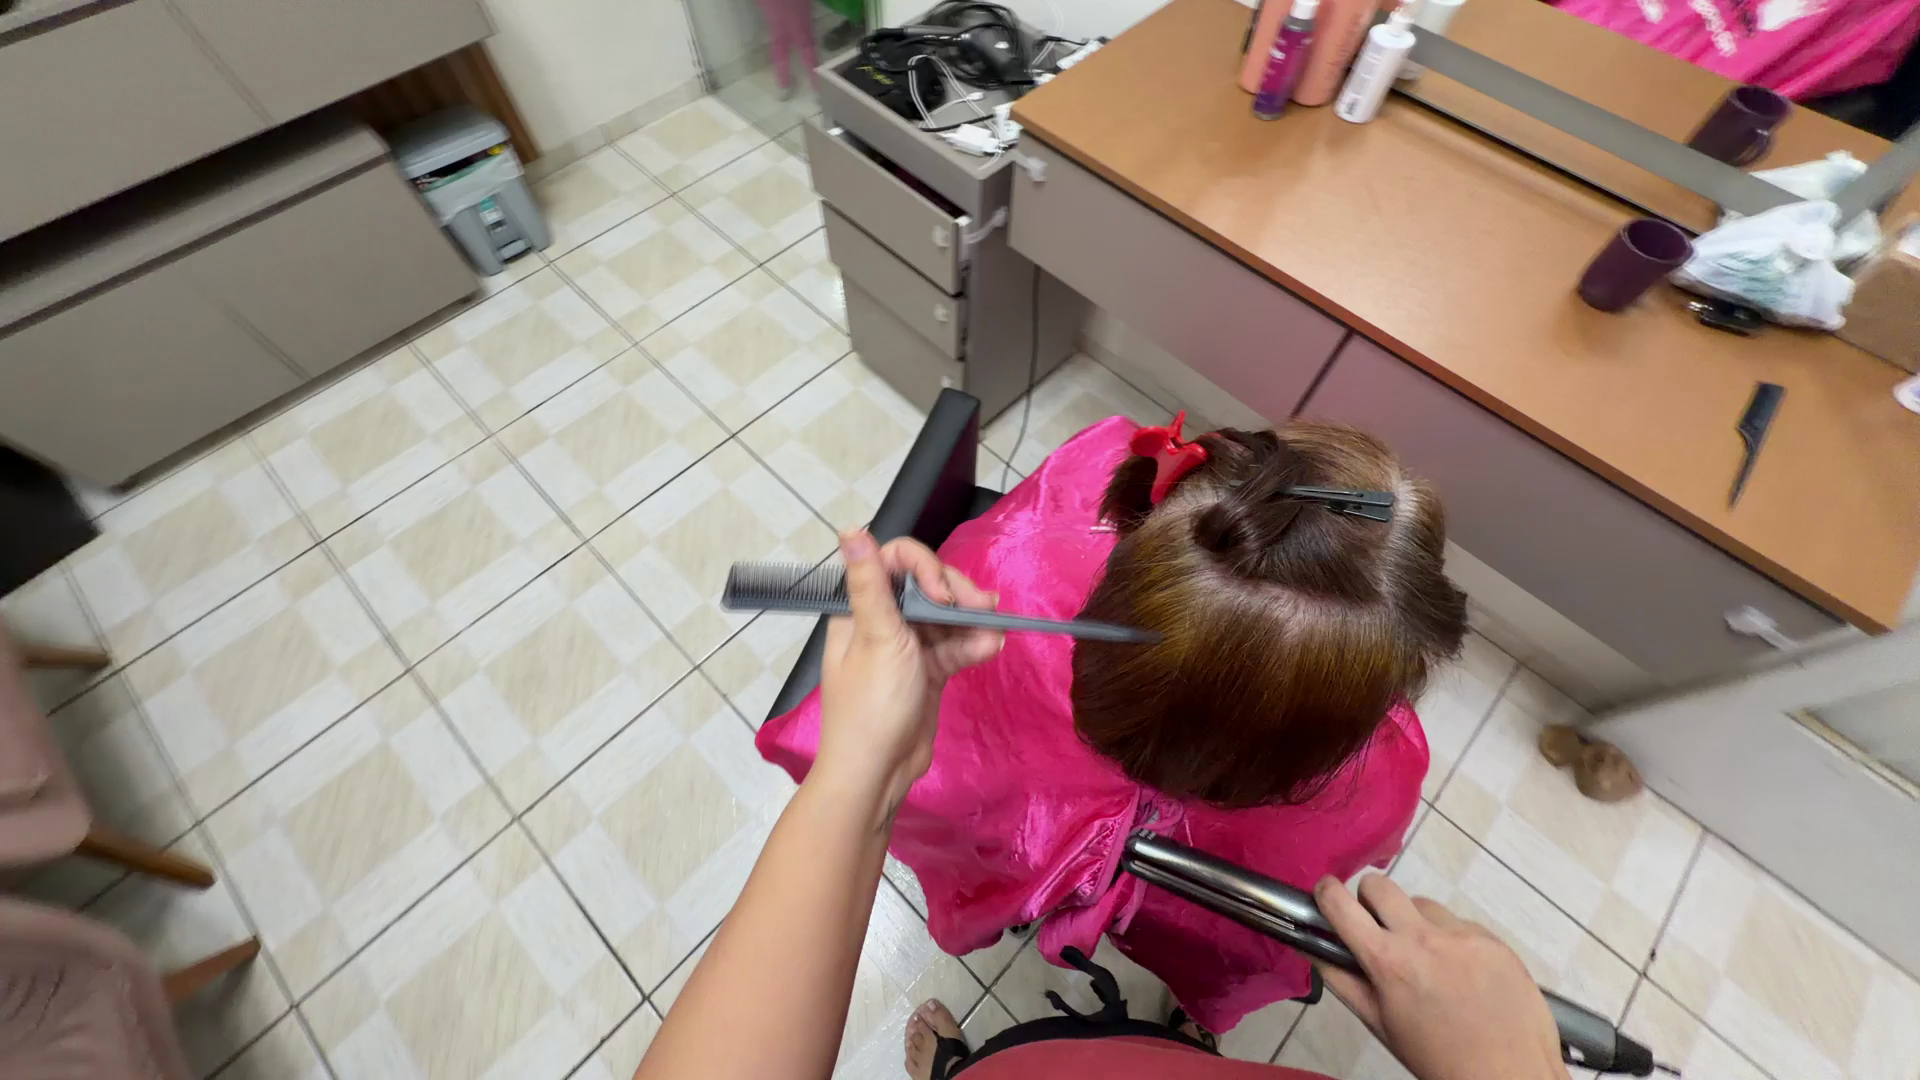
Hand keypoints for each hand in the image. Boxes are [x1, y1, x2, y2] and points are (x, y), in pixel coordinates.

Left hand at [814, 529, 1002, 820]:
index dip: (925, 568)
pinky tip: (990, 648)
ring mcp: (907, 646)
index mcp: (861, 608)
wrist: (878, 772)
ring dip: (971, 621)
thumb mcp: (877, 638)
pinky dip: (971, 645)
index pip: (895, 562)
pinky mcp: (927, 670)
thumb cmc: (872, 703)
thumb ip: (871, 583)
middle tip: (983, 607)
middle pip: (926, 587)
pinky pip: (953, 646)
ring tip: (994, 632)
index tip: (945, 594)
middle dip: (956, 594)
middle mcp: (882, 620)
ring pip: (945, 617)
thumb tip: (850, 528)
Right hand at [1314, 875, 1565, 1079]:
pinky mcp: (1494, 941)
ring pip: (1422, 904)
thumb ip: (1339, 979)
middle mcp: (1422, 938)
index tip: (1327, 896)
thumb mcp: (1379, 1023)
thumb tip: (1310, 945)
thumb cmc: (1436, 1057)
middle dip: (1371, 901)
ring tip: (1433, 959)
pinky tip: (1466, 972)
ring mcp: (1462, 936)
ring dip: (1417, 922)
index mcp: (1387, 960)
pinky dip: (1454, 939)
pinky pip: (1460, 923)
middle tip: (1382, 929)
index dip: (1325, 892)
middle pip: (1379, 884)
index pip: (1339, 902)